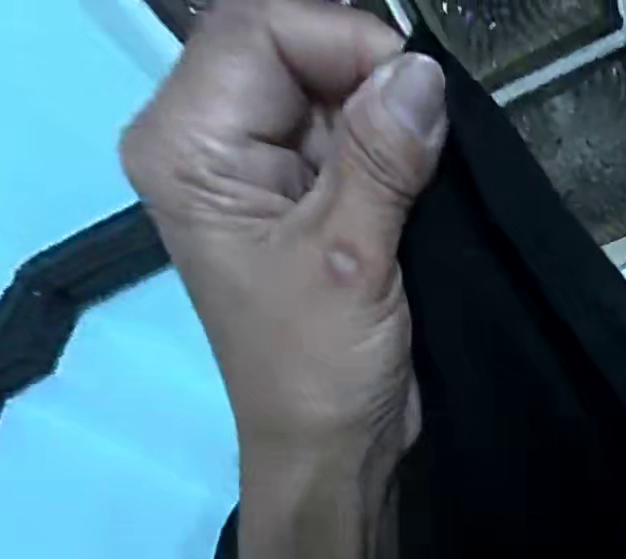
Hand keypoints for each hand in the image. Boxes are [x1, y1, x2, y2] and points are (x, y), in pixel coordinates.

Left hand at [121, 0, 447, 462]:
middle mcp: (216, 150)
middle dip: (371, 83)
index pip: (258, 33)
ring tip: (435, 163)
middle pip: (293, 59)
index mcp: (189, 148)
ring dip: (389, 124)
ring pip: (330, 104)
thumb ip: (380, 161)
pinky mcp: (311, 214)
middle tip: (436, 129)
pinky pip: (353, 154)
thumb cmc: (320, 368)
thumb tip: (423, 73)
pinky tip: (426, 178)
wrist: (333, 450)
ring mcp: (266, 182)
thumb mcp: (349, 260)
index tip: (422, 90)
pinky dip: (395, 158)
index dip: (345, 41)